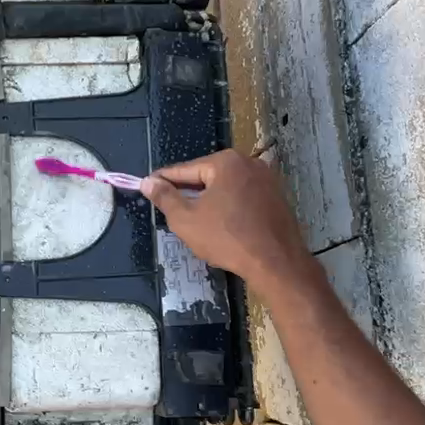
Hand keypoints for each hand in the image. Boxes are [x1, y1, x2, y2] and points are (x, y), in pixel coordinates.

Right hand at [140, 150, 317, 299]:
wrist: (275, 262)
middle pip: (207, 175)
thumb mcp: (186, 219)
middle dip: (188, 191)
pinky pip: (243, 196)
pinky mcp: (277, 197)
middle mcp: (248, 163)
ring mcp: (267, 179)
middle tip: (169, 207)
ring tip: (193, 218)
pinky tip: (221, 223)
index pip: (184, 169)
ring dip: (209, 199)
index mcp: (225, 162)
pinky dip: (229, 206)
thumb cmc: (227, 238)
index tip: (147, 185)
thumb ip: (165, 198)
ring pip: (226, 186)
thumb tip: (148, 182)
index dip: (163, 180)